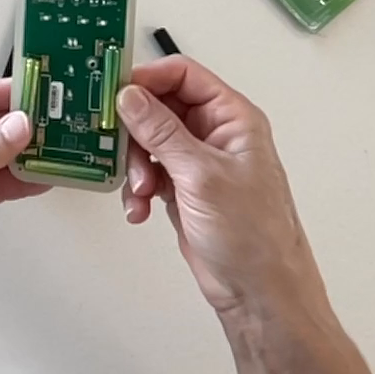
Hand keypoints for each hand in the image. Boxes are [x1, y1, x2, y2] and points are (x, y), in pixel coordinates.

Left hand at [0, 77, 48, 310]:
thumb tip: (18, 125)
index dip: (6, 92)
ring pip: (1, 154)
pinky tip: (43, 176)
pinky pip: (3, 182)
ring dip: (27, 152)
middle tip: (56, 122)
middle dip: (22, 122)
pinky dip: (23, 179)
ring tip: (58, 148)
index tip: (37, 92)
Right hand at [116, 56, 325, 316]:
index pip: (182, 75)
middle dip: (136, 131)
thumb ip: (162, 131)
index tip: (115, 90)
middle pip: (158, 107)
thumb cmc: (255, 238)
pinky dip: (137, 187)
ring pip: (147, 139)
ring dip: (135, 165)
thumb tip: (130, 96)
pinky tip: (140, 207)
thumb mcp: (202, 175)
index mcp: (232, 118)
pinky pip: (146, 170)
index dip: (147, 78)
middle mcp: (214, 133)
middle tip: (119, 146)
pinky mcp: (181, 185)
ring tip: (141, 189)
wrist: (260, 298)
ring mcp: (196, 160)